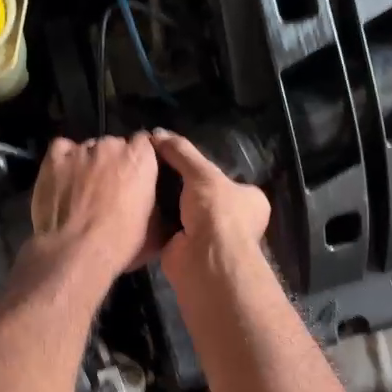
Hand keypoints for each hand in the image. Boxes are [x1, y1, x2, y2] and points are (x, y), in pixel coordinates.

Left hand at [30, 134, 160, 275]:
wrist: (75, 252)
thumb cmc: (121, 242)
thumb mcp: (156, 228)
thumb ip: (158, 204)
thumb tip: (157, 205)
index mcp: (140, 158)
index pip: (144, 142)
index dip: (140, 159)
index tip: (137, 176)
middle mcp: (111, 146)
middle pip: (115, 145)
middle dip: (113, 162)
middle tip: (109, 188)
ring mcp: (81, 150)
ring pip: (88, 149)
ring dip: (89, 163)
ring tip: (82, 189)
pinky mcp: (53, 158)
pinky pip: (61, 149)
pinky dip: (64, 159)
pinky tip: (63, 178)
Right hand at [151, 130, 270, 275]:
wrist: (204, 258)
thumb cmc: (217, 212)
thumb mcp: (202, 173)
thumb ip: (181, 152)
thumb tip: (157, 132)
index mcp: (251, 199)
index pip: (226, 177)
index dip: (203, 166)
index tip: (178, 155)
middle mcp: (235, 219)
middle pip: (203, 193)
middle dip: (182, 183)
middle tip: (156, 164)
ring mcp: (211, 236)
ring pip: (185, 210)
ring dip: (168, 200)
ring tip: (144, 178)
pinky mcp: (187, 248)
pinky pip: (169, 226)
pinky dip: (157, 217)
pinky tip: (140, 201)